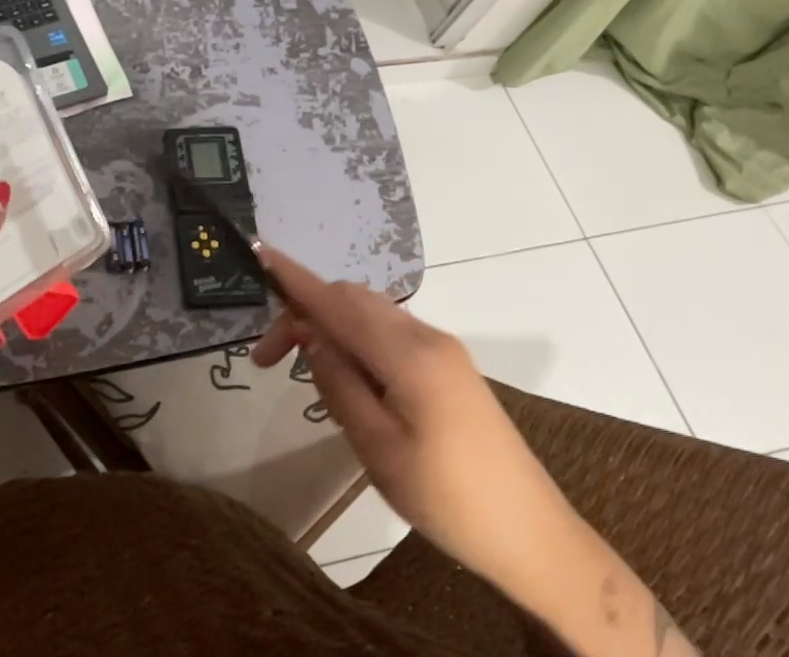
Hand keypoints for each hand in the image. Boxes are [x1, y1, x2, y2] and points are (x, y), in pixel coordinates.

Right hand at [250, 250, 590, 600]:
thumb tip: (311, 338)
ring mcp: (443, 351)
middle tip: (269, 359)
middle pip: (353, 300)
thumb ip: (339, 383)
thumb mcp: (377, 446)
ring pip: (372, 315)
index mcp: (409, 354)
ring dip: (331, 327)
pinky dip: (356, 341)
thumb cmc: (446, 497)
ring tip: (302, 369)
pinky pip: (390, 335)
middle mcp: (428, 338)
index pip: (337, 302)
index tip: (257, 252)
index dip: (294, 279)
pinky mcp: (450, 369)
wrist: (531, 535)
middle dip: (306, 312)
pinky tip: (345, 379)